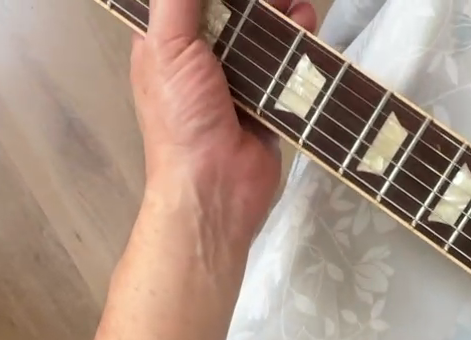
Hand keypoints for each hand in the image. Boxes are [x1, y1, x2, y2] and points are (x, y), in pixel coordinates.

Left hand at [130, 0, 316, 256]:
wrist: (215, 189)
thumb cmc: (180, 121)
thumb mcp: (165, 44)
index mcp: (166, 42)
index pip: (187, 0)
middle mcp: (200, 58)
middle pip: (231, 7)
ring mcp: (237, 81)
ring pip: (262, 29)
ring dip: (281, 8)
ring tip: (296, 3)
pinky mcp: (268, 101)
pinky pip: (286, 62)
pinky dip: (299, 41)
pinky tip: (305, 25)